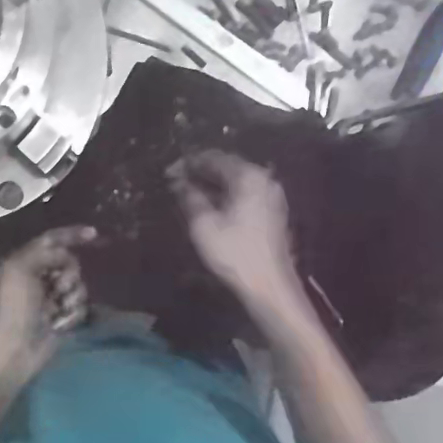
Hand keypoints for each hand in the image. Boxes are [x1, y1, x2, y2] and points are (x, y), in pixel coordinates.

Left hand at [0, 225, 96, 379]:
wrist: (15, 348)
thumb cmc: (13, 308)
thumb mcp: (20, 269)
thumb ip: (44, 252)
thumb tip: (65, 255)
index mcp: (24, 262)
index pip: (51, 241)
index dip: (71, 235)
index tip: (93, 234)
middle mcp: (39, 277)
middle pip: (70, 263)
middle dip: (69, 274)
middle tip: (59, 288)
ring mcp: (51, 299)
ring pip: (78, 286)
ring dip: (73, 297)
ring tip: (59, 310)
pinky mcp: (62, 318)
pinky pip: (81, 308)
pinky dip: (73, 315)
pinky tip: (59, 325)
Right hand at [168, 151, 298, 306]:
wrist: (269, 283)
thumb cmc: (234, 253)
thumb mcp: (204, 224)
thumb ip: (190, 197)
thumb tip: (178, 181)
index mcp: (248, 177)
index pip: (214, 158)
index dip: (190, 162)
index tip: (170, 170)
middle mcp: (263, 179)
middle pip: (228, 166)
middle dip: (201, 171)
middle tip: (177, 179)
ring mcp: (271, 195)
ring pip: (236, 180)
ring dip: (213, 183)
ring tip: (189, 191)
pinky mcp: (272, 211)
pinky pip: (245, 193)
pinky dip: (226, 194)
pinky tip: (211, 204)